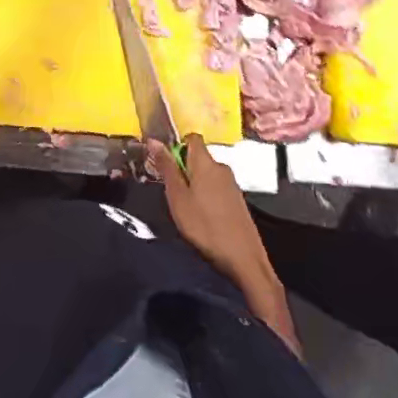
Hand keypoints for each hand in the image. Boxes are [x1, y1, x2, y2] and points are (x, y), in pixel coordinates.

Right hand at [150, 134, 300, 354]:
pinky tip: (198, 214)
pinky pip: (215, 187)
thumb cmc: (204, 226)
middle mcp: (222, 168)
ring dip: (192, 182)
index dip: (175, 145)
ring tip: (181, 204)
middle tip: (167, 188)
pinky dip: (203, 193)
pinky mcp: (237, 200)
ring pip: (206, 173)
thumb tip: (154, 140)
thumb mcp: (177, 197)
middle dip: (181, 167)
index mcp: (207, 163)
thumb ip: (167, 168)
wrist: (243, 259)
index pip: (191, 138)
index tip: (162, 162)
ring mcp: (232, 184)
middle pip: (198, 156)